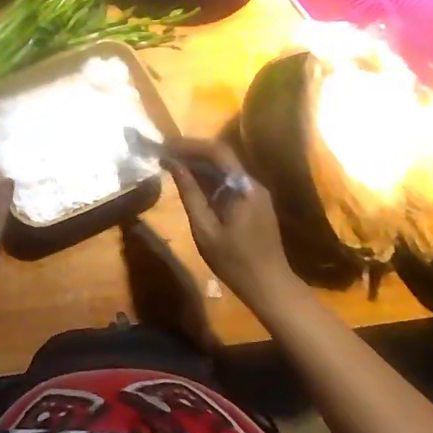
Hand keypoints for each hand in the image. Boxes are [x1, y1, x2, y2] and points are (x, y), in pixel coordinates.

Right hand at [164, 137, 298, 307]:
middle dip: (191, 152)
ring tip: (171, 165)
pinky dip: (208, 178)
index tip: (165, 146)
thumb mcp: (205, 230)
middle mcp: (252, 184)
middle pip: (221, 157)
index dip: (189, 145)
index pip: (217, 152)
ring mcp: (255, 193)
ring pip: (224, 169)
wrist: (270, 286)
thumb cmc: (235, 262)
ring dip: (198, 165)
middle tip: (163, 154)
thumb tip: (174, 166)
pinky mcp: (253, 203)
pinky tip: (190, 183)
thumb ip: (190, 194)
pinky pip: (228, 182)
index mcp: (244, 187)